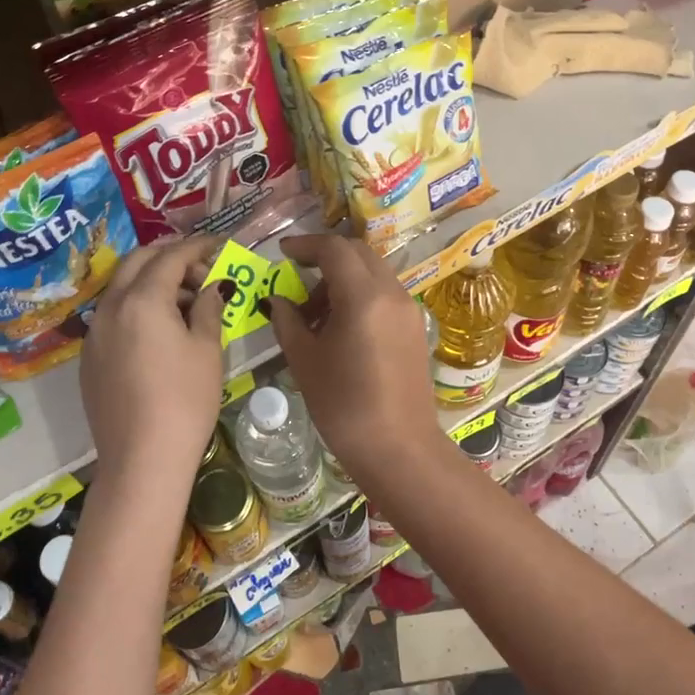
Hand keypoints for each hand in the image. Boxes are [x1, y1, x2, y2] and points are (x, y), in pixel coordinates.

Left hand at [81, 236, 225, 475]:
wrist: (142, 460)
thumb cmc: (185, 401)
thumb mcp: (207, 350)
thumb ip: (208, 309)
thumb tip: (210, 289)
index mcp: (143, 300)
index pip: (171, 257)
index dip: (198, 247)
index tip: (220, 245)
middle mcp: (111, 308)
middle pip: (138, 262)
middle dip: (170, 257)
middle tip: (201, 268)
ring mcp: (95, 333)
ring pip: (122, 287)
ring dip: (152, 281)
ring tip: (186, 300)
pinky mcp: (90, 358)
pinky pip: (114, 315)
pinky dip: (137, 306)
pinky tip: (161, 329)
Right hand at [265, 234, 440, 472]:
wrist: (399, 449)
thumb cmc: (344, 406)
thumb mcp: (305, 361)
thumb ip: (288, 321)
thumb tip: (278, 300)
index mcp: (363, 296)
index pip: (334, 249)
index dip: (305, 245)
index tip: (283, 253)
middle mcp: (392, 293)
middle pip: (358, 253)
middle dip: (326, 257)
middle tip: (297, 278)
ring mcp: (408, 309)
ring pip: (374, 272)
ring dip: (344, 277)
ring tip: (315, 313)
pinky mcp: (415, 328)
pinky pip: (385, 293)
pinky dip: (361, 294)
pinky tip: (341, 327)